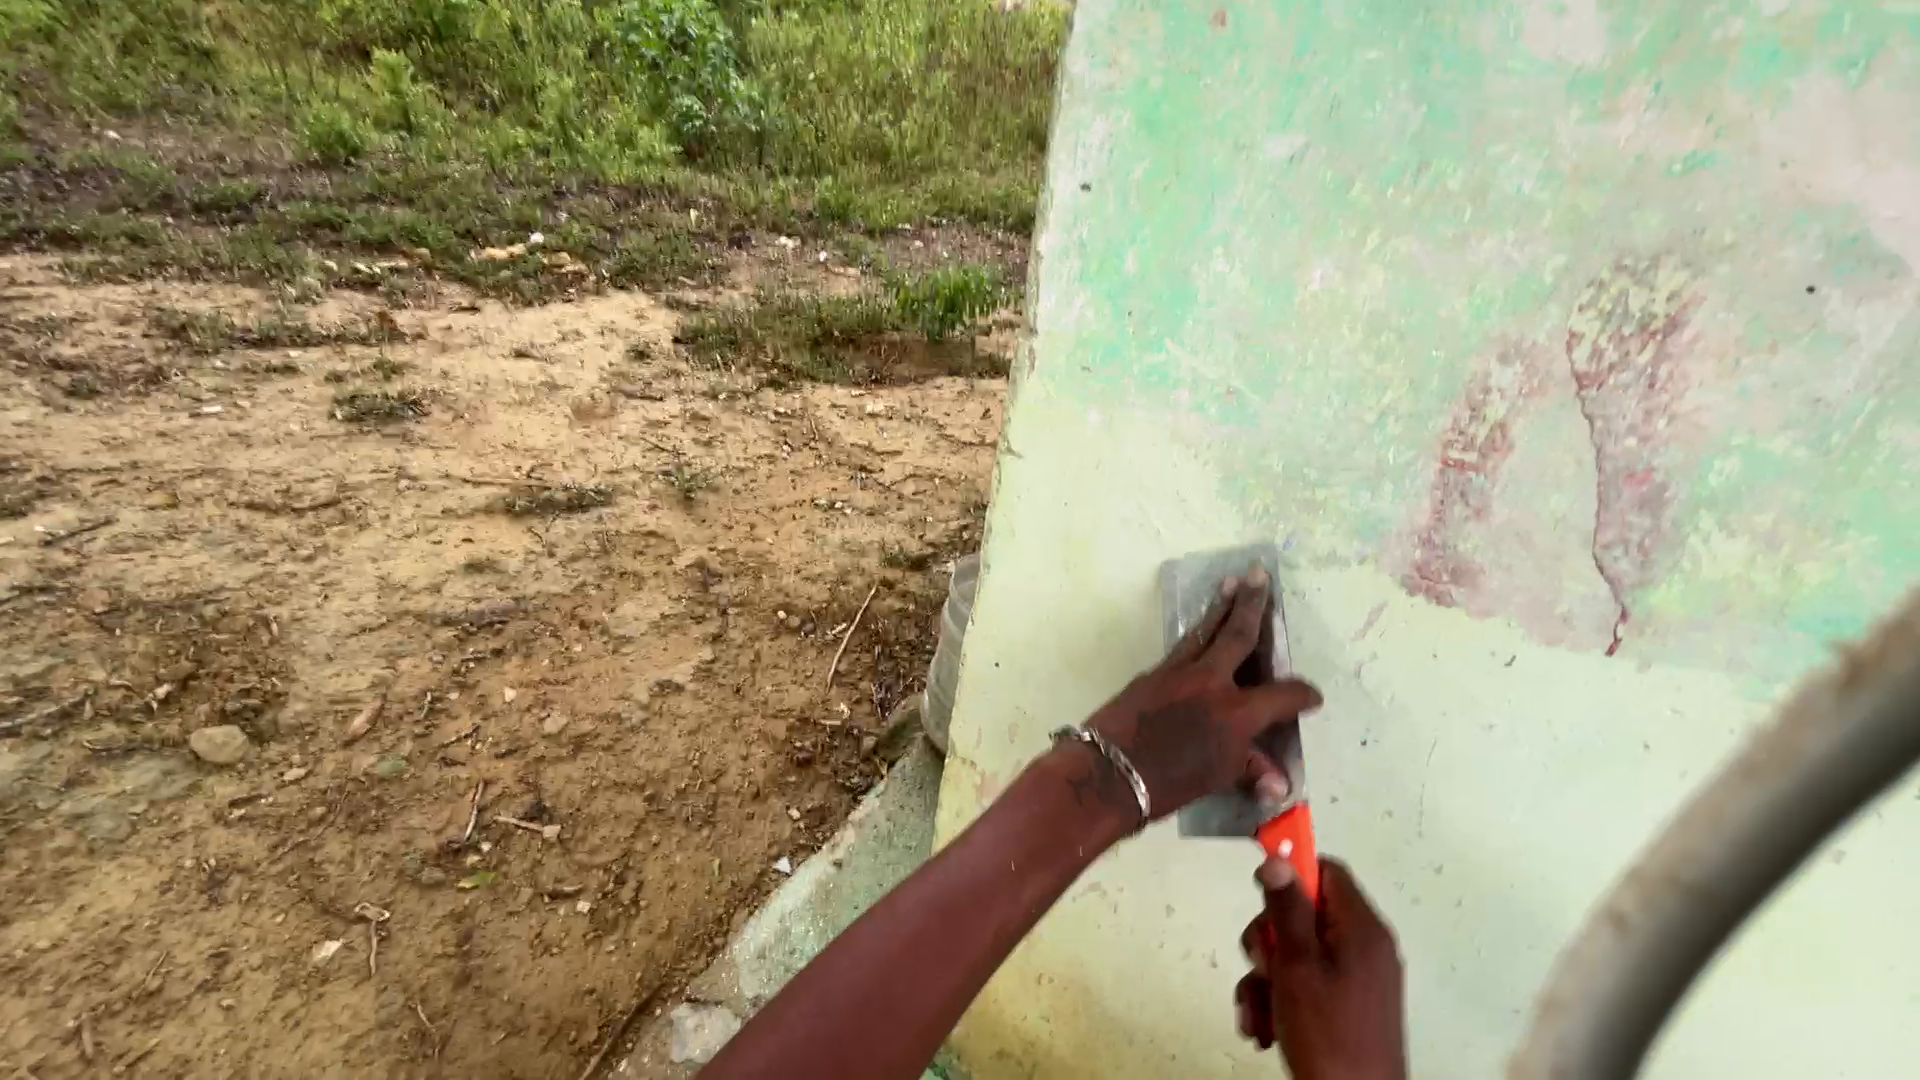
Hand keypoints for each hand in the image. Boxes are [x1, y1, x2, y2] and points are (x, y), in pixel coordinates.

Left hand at [1078, 568, 1321, 820]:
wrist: (1109, 772)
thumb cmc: (1169, 785)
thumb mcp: (1217, 779)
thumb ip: (1250, 770)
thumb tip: (1279, 783)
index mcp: (1236, 712)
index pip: (1283, 695)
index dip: (1302, 696)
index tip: (1312, 697)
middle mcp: (1211, 681)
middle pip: (1237, 634)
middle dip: (1252, 604)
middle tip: (1258, 575)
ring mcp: (1177, 672)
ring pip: (1204, 631)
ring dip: (1219, 607)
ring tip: (1231, 583)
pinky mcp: (1152, 673)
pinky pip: (1181, 646)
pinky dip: (1196, 634)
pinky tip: (1200, 629)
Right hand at [1236, 857, 1407, 1079]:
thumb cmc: (1327, 1034)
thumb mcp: (1297, 964)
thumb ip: (1285, 908)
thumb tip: (1278, 857)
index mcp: (1362, 929)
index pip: (1326, 871)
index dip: (1292, 874)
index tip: (1261, 892)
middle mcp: (1364, 948)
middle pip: (1303, 913)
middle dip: (1269, 938)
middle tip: (1260, 964)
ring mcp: (1356, 980)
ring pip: (1295, 952)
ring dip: (1265, 977)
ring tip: (1256, 1010)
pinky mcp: (1346, 1008)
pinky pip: (1304, 983)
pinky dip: (1278, 1000)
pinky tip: (1263, 1028)